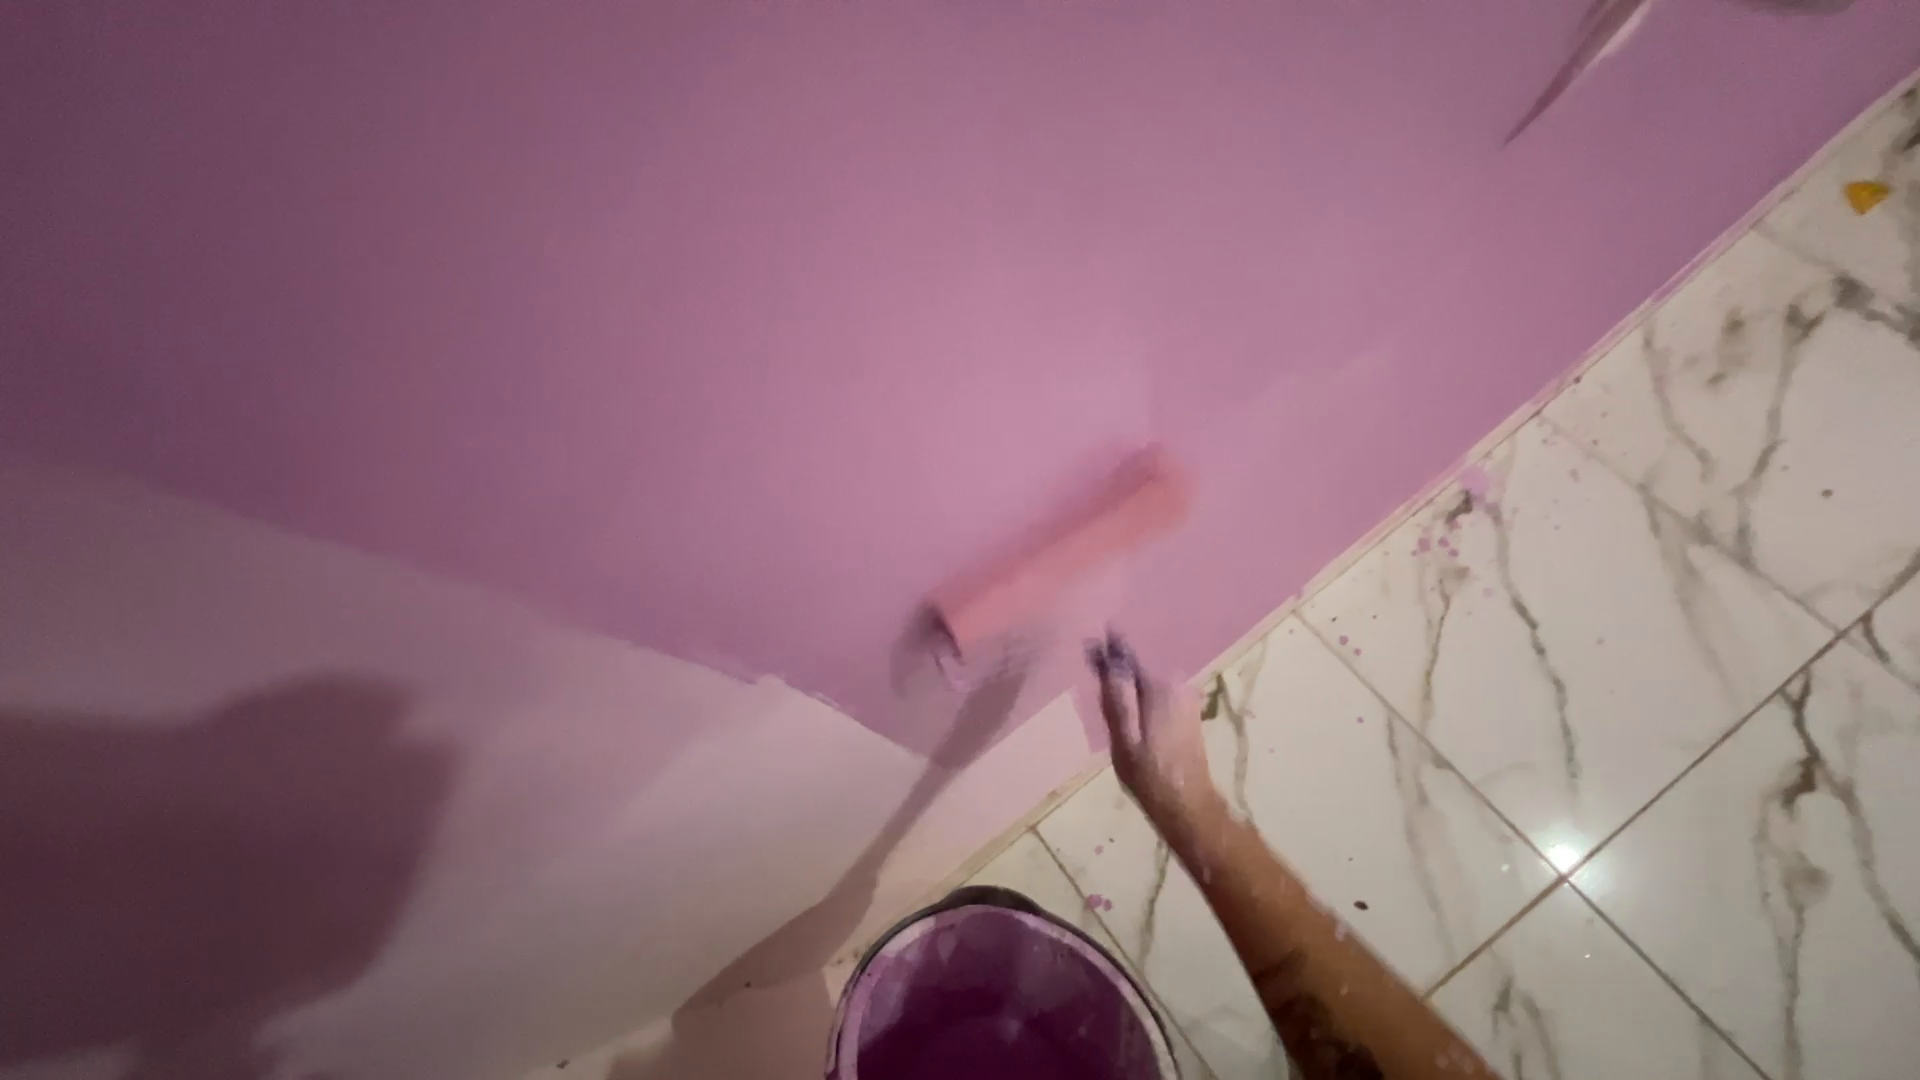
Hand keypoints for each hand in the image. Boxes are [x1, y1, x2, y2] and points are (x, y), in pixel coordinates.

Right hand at [1087, 632, 1219, 821]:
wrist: (1187, 804)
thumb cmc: (1149, 774)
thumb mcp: (1123, 736)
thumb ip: (1116, 695)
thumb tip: (1107, 657)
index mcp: (1160, 685)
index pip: (1128, 652)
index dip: (1108, 651)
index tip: (1089, 651)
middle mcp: (1178, 682)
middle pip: (1140, 663)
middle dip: (1119, 668)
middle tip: (1099, 687)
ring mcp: (1187, 695)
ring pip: (1149, 676)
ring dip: (1131, 682)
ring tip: (1112, 703)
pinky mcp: (1189, 709)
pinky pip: (1159, 689)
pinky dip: (1143, 693)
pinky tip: (1133, 713)